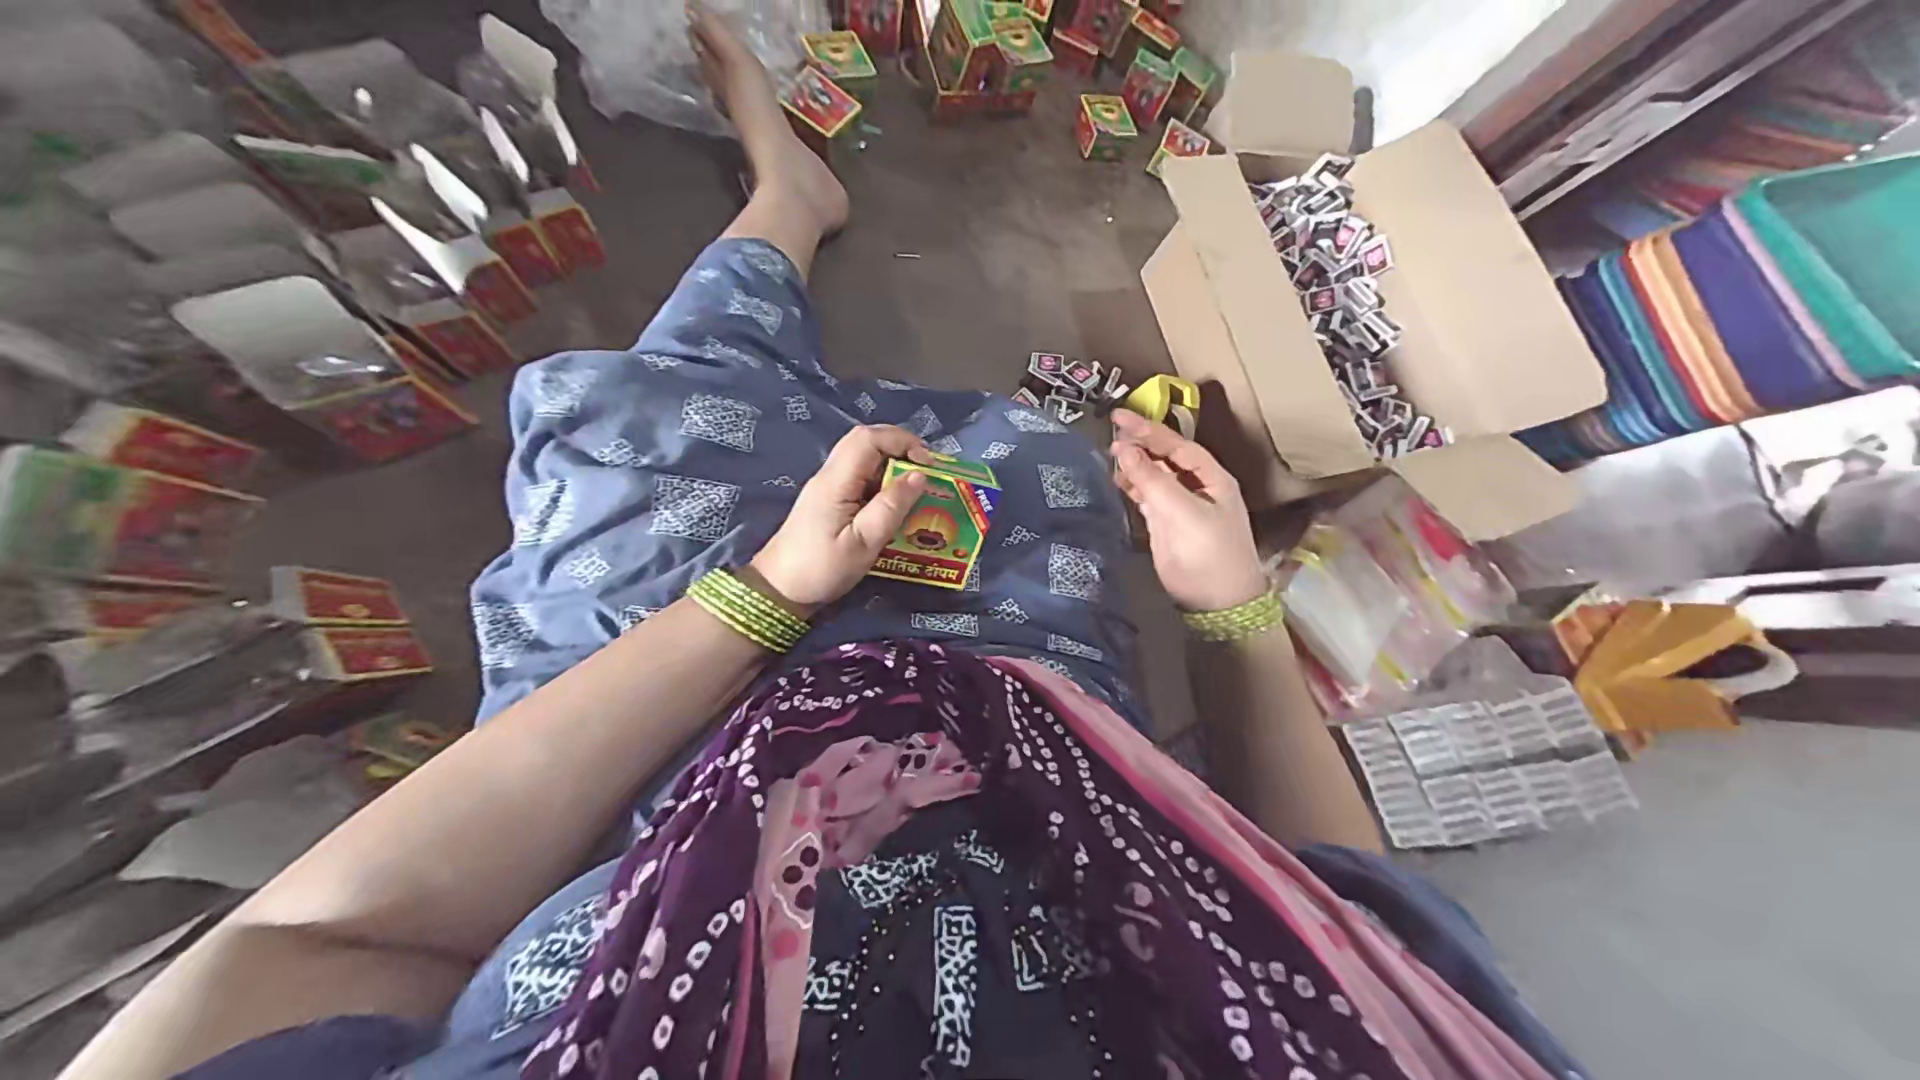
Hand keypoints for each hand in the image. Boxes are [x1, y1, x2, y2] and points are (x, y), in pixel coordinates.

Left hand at [751, 425, 932, 613]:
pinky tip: (894, 503)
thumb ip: (892, 507)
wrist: (780, 589)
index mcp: (837, 481)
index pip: (869, 438)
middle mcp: (830, 475)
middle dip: (899, 448)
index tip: (928, 463)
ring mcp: (827, 487)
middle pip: (864, 441)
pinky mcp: (828, 501)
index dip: (902, 441)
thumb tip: (920, 475)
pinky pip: (858, 478)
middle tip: (925, 472)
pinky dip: (881, 482)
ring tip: (915, 488)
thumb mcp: (864, 542)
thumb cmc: (822, 568)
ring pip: (862, 458)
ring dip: (891, 465)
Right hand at [1110, 409, 1268, 612]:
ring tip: (1108, 455)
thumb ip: (1153, 481)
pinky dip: (1130, 485)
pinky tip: (1116, 479)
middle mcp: (1195, 486)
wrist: (1216, 602)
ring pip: (1153, 474)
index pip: (1176, 445)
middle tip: (1110, 432)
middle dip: (1139, 443)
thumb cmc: (1209, 555)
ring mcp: (1179, 504)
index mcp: (1210, 478)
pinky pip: (1145, 495)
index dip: (1149, 429)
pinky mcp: (1164, 522)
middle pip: (1164, 456)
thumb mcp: (1183, 513)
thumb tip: (1124, 449)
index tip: (1120, 417)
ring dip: (1133, 463)